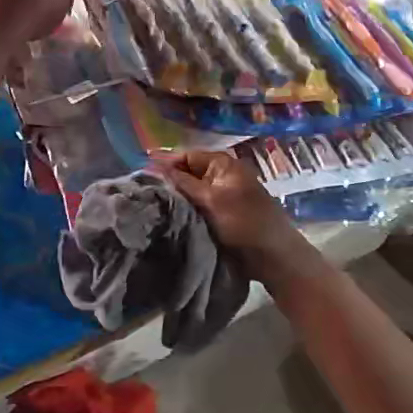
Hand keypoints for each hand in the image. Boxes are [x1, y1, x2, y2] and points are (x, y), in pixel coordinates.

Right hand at [155, 150, 307, 278]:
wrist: (272, 256)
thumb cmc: (243, 223)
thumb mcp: (210, 199)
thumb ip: (181, 182)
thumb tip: (154, 165)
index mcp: (223, 164)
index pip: (186, 156)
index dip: (164, 163)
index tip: (140, 174)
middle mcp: (221, 175)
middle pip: (186, 172)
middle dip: (167, 180)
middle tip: (142, 190)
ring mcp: (221, 194)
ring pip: (189, 190)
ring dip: (174, 196)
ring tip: (151, 202)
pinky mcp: (220, 213)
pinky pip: (196, 204)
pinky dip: (183, 208)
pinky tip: (168, 214)